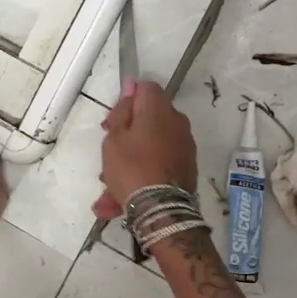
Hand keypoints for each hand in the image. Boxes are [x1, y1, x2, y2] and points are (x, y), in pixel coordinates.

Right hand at [94, 79, 198, 218]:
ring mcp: (185, 145)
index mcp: (159, 109)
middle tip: (109, 151)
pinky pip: (159, 163)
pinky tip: (120, 199)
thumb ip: (122, 111)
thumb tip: (131, 89)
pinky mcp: (187, 166)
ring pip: (151, 145)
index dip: (126, 101)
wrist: (162, 210)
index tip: (111, 122)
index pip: (145, 88)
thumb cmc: (131, 168)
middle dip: (127, 132)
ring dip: (131, 159)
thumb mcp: (114, 138)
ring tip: (109, 186)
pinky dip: (143, 173)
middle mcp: (177, 121)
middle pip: (149, 117)